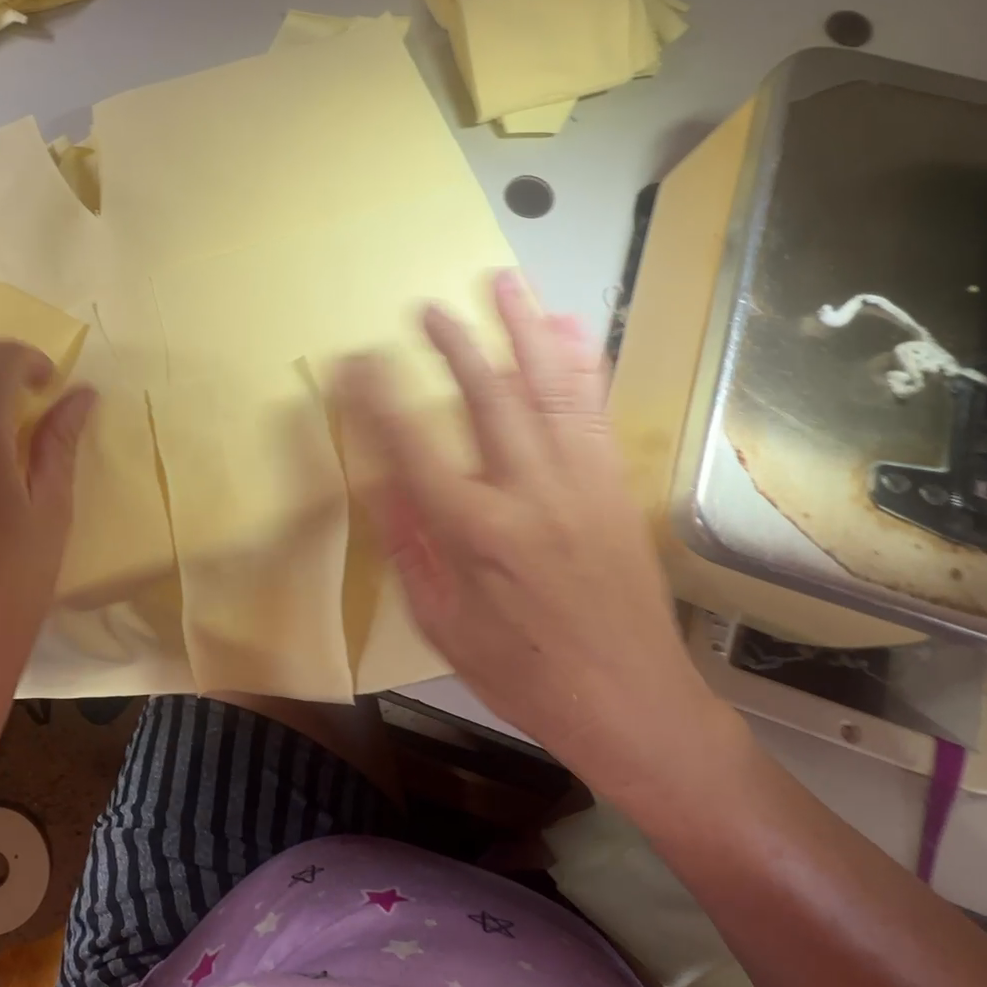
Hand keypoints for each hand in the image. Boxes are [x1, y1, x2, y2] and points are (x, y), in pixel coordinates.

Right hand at [338, 272, 735, 795]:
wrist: (633, 703)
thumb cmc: (522, 674)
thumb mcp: (441, 622)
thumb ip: (411, 545)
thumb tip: (383, 481)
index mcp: (473, 532)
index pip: (412, 446)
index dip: (377, 398)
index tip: (353, 361)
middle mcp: (529, 493)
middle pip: (488, 398)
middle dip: (455, 345)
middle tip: (427, 308)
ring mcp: (581, 484)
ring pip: (549, 389)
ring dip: (524, 330)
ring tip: (504, 283)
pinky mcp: (615, 486)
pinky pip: (595, 411)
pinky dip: (582, 364)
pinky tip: (571, 329)